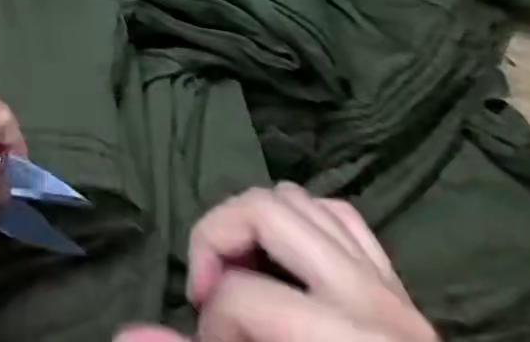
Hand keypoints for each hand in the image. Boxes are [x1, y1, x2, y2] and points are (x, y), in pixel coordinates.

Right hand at [117, 184, 437, 341]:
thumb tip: (126, 331)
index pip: (245, 296)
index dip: (209, 324)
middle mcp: (377, 305)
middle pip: (267, 212)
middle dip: (217, 240)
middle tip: (208, 293)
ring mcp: (396, 294)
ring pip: (301, 200)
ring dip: (253, 226)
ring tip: (241, 274)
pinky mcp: (403, 293)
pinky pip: (341, 217)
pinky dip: (301, 223)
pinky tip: (283, 262)